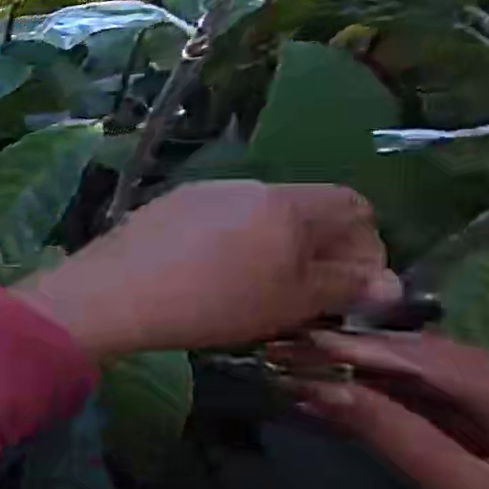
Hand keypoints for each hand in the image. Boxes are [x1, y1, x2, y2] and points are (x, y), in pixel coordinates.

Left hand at [10, 181, 400, 358]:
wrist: (105, 297)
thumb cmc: (210, 301)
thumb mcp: (291, 303)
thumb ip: (343, 288)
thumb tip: (382, 283)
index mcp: (284, 200)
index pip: (353, 206)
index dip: (364, 249)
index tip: (347, 290)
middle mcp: (236, 186)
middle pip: (295, 210)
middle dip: (308, 251)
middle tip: (294, 297)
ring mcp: (185, 196)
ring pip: (244, 219)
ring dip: (258, 251)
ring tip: (241, 293)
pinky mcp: (147, 213)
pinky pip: (199, 227)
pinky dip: (212, 250)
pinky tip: (193, 282)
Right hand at [293, 331, 488, 488]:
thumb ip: (399, 440)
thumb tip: (320, 389)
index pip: (454, 365)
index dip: (375, 349)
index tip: (300, 341)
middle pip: (453, 360)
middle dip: (369, 349)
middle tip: (290, 345)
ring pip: (452, 372)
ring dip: (377, 363)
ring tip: (308, 357)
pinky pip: (456, 396)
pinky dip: (398, 385)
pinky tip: (355, 383)